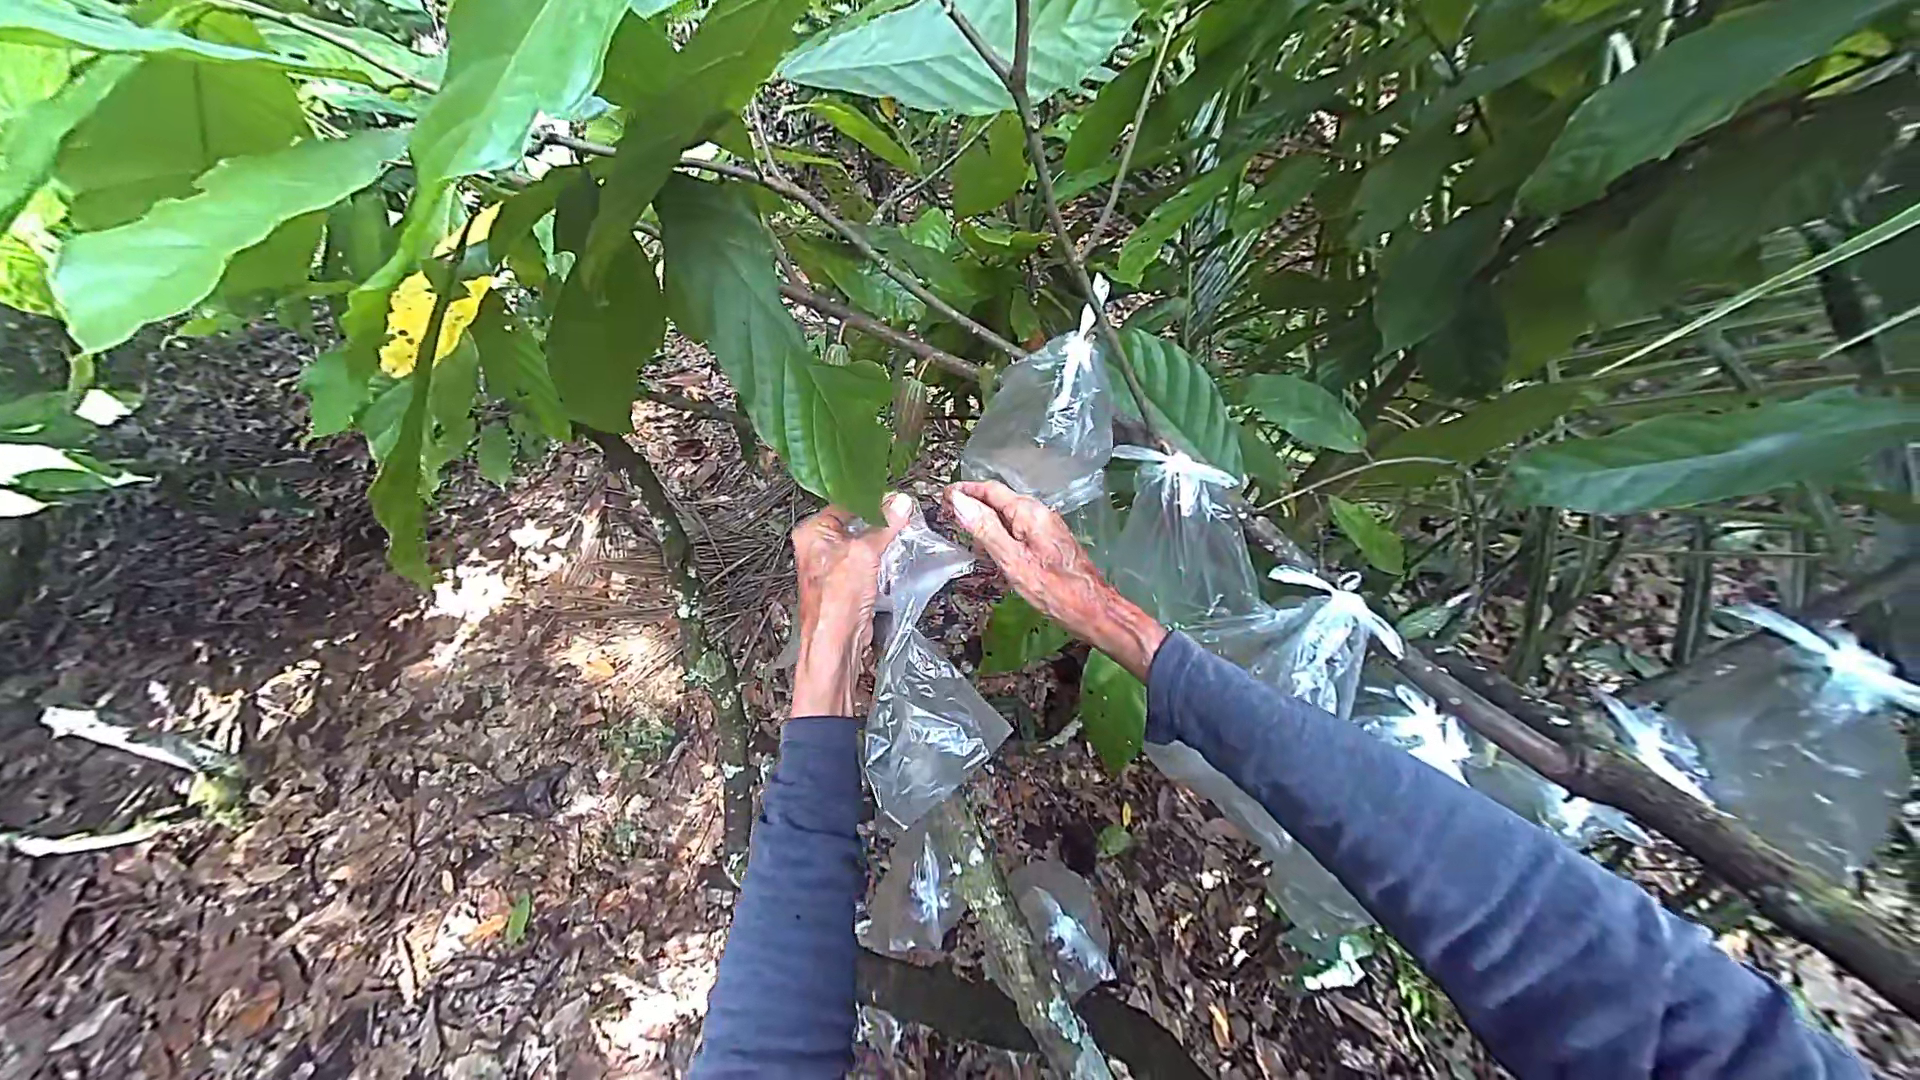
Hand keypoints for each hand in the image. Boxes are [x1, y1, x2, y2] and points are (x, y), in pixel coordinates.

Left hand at [790, 494, 912, 715]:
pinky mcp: (846, 583)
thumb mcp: (865, 551)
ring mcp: (832, 566)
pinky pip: (866, 562)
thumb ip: (885, 525)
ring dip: (881, 540)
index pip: (846, 503)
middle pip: (855, 522)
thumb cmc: (836, 600)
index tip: (897, 498)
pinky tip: (894, 556)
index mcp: (812, 532)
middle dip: (879, 520)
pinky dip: (881, 558)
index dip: (872, 499)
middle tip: (903, 514)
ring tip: (902, 533)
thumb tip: (902, 503)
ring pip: (862, 542)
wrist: (835, 642)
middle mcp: (818, 547)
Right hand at [943, 481, 1165, 680]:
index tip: (944, 495)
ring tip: (965, 528)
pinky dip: (1001, 529)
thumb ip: (984, 528)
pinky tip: (993, 545)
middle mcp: (1040, 512)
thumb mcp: (1011, 559)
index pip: (991, 490)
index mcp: (1028, 512)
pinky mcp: (1051, 540)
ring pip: (1010, 513)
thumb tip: (959, 501)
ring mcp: (1047, 526)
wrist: (1092, 608)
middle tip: (950, 513)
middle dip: (974, 502)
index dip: (966, 490)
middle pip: (1001, 499)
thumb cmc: (1051, 588)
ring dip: (987, 516)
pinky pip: (1019, 526)